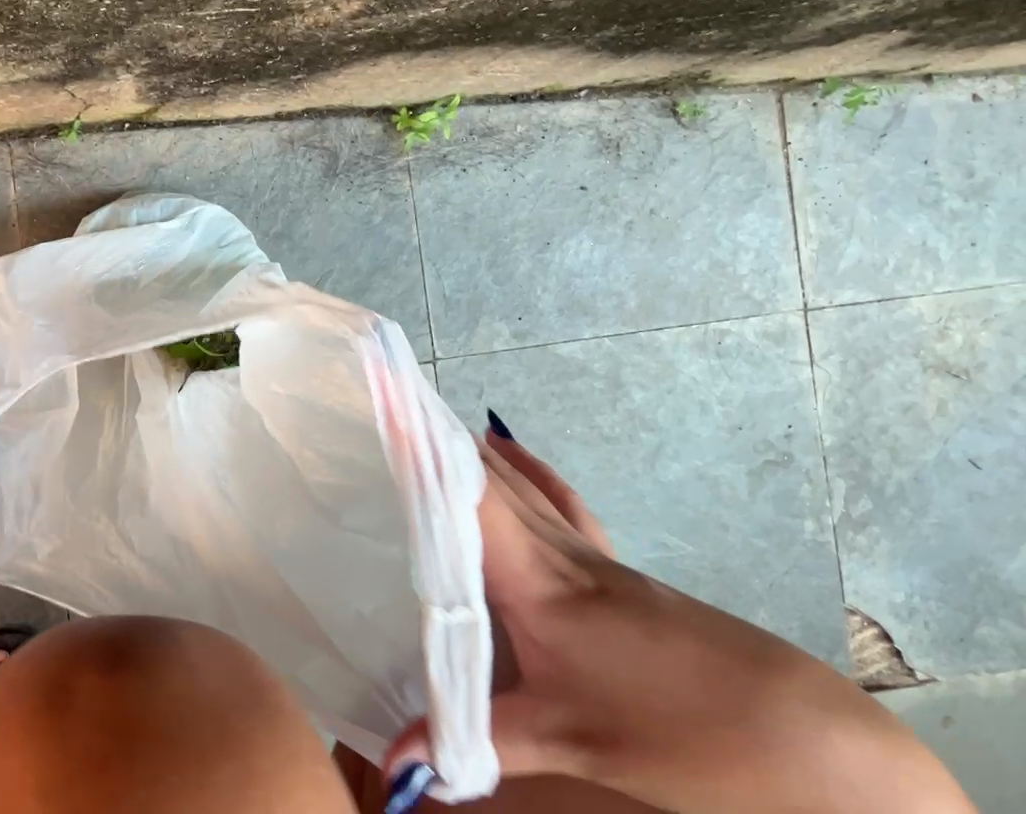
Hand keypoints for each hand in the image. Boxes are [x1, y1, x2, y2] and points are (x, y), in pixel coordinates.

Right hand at [386, 423, 971, 813]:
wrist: (794, 732)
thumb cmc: (675, 730)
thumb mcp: (563, 739)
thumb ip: (469, 741)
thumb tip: (390, 768)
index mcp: (534, 576)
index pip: (468, 494)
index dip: (424, 448)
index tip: (385, 403)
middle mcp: (556, 548)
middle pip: (484, 475)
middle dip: (429, 437)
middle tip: (376, 405)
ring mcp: (586, 550)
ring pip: (515, 480)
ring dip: (466, 447)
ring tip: (418, 417)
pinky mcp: (608, 564)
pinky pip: (552, 497)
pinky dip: (520, 467)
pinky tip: (505, 447)